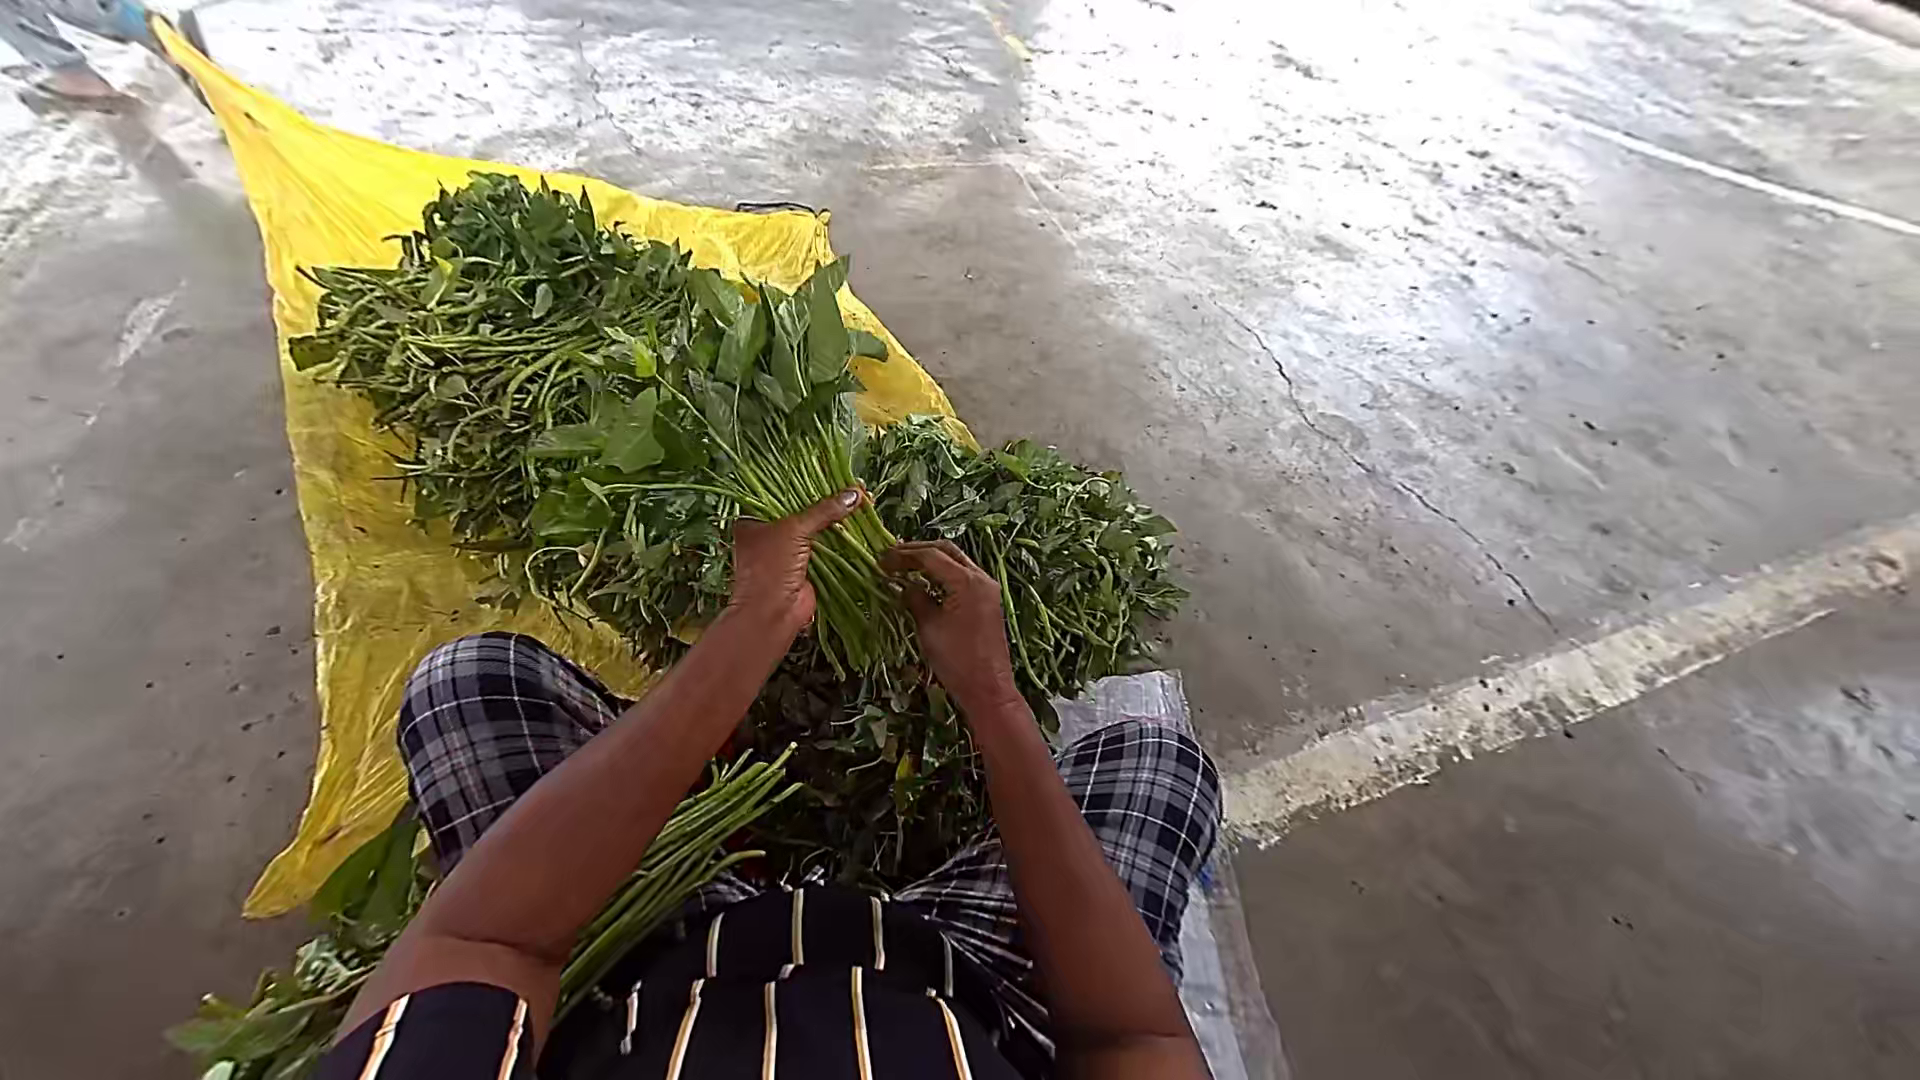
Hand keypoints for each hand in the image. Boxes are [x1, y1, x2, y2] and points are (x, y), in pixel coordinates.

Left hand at [728, 488, 863, 632]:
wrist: (772, 614)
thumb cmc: (770, 568)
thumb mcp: (793, 530)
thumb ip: (824, 510)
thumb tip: (854, 494)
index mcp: (756, 520)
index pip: (787, 493)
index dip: (813, 483)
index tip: (838, 475)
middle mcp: (772, 533)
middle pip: (807, 511)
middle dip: (832, 501)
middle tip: (858, 489)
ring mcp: (791, 551)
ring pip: (820, 529)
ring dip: (841, 519)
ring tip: (865, 503)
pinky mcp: (809, 566)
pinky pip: (830, 547)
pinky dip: (845, 539)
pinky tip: (862, 526)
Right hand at [881, 540, 1023, 715]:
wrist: (988, 688)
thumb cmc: (956, 660)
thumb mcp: (929, 627)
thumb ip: (915, 599)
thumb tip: (903, 584)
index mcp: (967, 581)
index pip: (931, 556)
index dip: (903, 556)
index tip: (880, 560)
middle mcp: (981, 578)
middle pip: (946, 551)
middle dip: (917, 551)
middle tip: (891, 556)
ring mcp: (987, 589)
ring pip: (956, 562)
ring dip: (930, 561)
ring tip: (903, 566)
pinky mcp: (987, 601)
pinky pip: (962, 577)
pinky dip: (942, 575)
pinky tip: (923, 582)